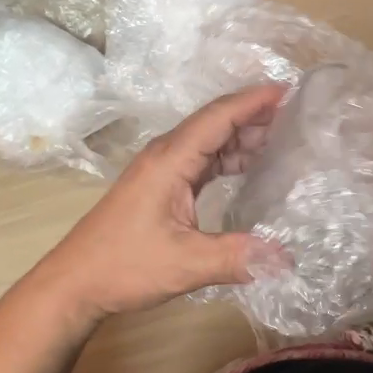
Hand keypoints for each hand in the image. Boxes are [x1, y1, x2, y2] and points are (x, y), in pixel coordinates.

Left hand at [29, 85, 290, 325]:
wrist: (75, 282)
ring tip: (282, 139)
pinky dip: (227, 157)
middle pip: (215, 123)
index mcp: (170, 159)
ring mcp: (161, 169)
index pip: (218, 117)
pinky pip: (200, 159)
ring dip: (241, 137)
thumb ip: (237, 256)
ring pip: (208, 141)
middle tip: (297, 117)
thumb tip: (288, 257)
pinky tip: (248, 166)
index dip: (253, 101)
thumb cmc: (124, 266)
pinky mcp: (160, 185)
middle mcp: (165, 155)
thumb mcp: (185, 263)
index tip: (288, 90)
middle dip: (254, 116)